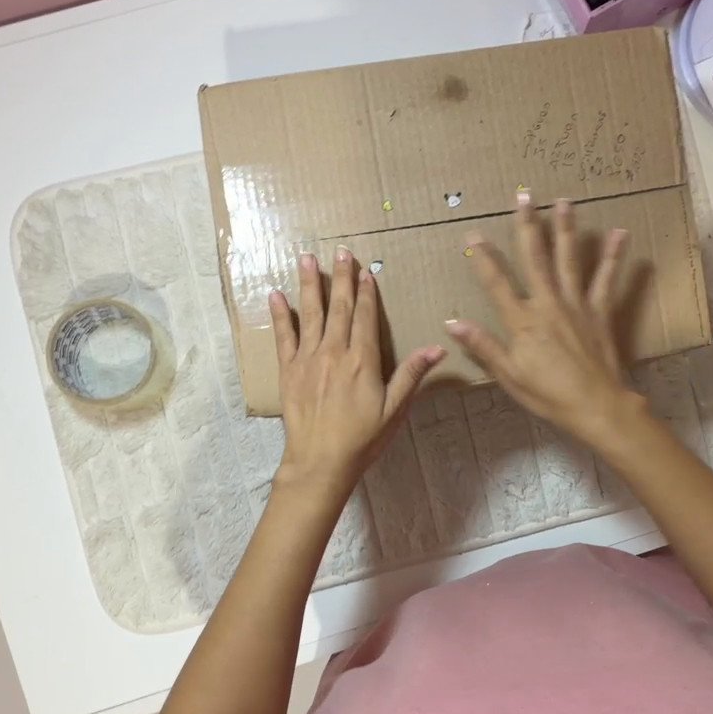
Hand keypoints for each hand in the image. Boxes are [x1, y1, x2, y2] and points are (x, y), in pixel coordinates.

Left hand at [271, 248, 444, 498]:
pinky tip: (275, 295)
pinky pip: (284, 337)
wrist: (320, 462)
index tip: (366, 271)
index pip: (366, 317)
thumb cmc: (363, 439)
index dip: (367, 293)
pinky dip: (280, 315)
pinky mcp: (289, 371)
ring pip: (310, 314)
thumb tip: (437, 347)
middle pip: (339, 308)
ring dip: (309, 284)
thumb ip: (412, 374)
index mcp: (363, 360)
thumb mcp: (395, 409)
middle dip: (341, 278)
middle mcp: (334, 352)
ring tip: (306, 258)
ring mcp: (308, 359)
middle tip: (340, 251)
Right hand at [445, 195, 645, 445]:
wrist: (596, 405)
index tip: (473, 234)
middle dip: (527, 226)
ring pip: (569, 259)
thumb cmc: (548, 395)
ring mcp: (577, 304)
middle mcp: (548, 304)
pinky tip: (620, 233)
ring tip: (564, 201)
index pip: (496, 283)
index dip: (483, 258)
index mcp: (522, 321)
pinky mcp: (600, 311)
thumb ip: (483, 345)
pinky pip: (607, 279)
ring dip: (565, 229)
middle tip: (523, 196)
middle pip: (535, 258)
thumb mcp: (509, 375)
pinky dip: (613, 256)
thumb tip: (452, 323)